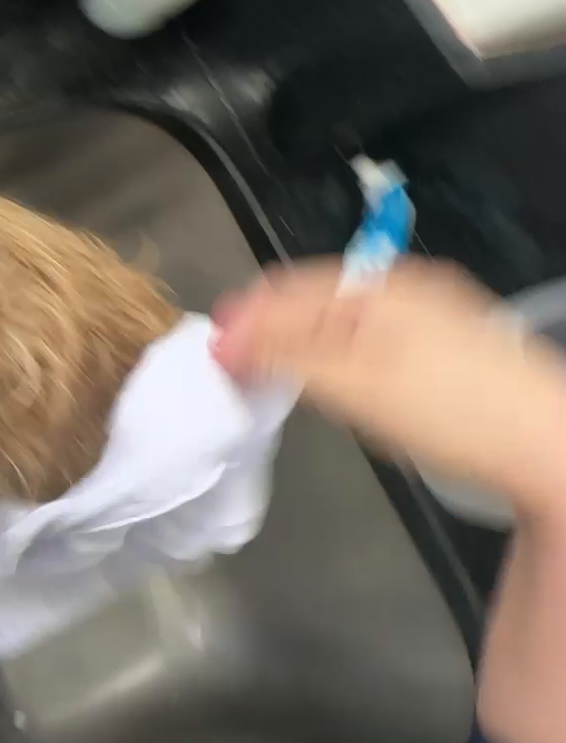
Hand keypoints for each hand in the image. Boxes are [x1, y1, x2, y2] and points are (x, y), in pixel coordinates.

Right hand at [212, 258, 565, 521]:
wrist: (560, 455)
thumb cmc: (454, 414)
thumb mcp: (351, 384)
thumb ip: (277, 356)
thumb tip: (220, 344)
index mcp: (381, 287)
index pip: (282, 291)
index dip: (241, 322)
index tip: (213, 356)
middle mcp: (402, 289)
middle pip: (305, 300)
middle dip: (264, 332)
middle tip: (236, 369)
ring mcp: (425, 314)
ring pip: (330, 319)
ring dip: (292, 344)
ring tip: (269, 377)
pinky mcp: (437, 342)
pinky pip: (358, 334)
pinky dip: (325, 352)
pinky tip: (319, 379)